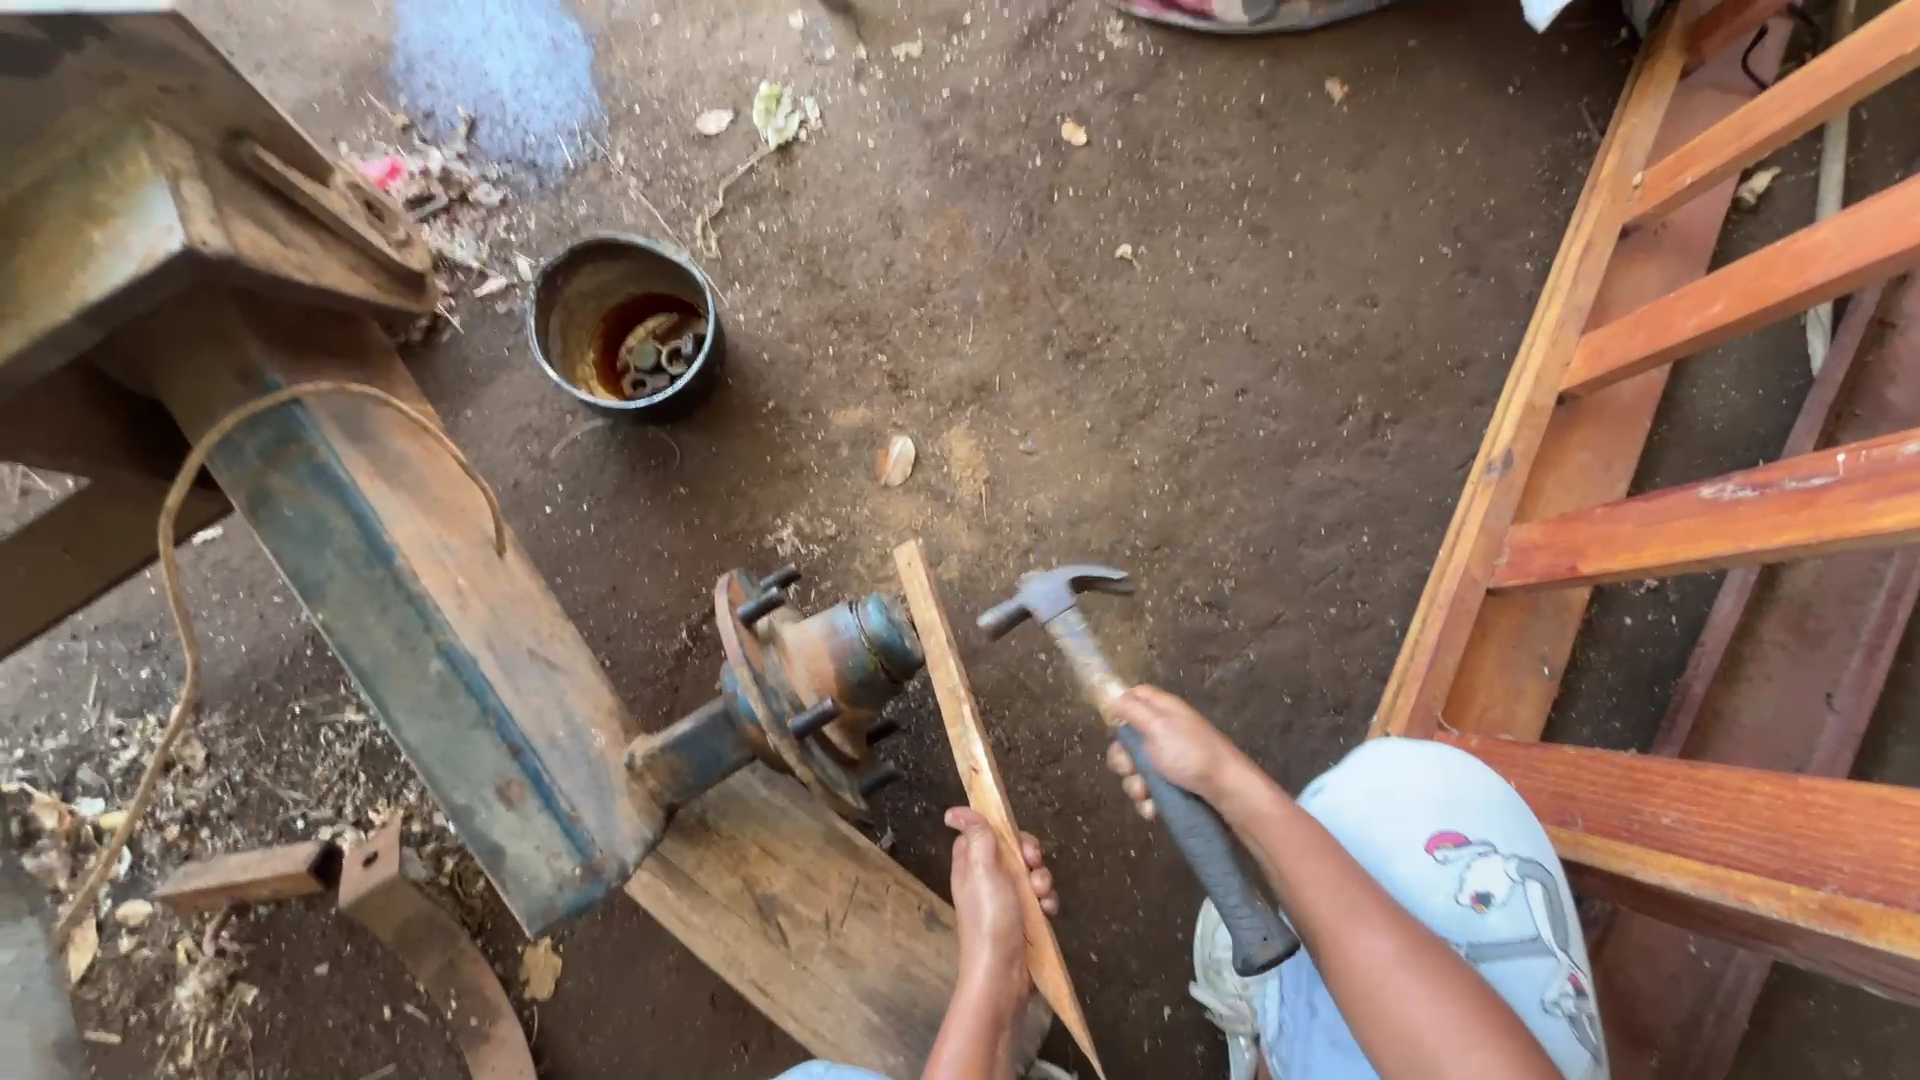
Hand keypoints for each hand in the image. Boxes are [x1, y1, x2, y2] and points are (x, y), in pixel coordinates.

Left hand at [945, 807, 1055, 1000]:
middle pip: (1014, 850)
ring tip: (1041, 897)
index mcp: (971, 864)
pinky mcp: (1024, 917)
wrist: (1002, 975)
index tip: (1016, 840)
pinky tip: (1047, 912)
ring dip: (1042, 880)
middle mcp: (987, 878)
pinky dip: (1047, 902)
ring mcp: (1006, 898)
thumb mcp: (982, 869)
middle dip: (1030, 856)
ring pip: (1031, 873)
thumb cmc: (989, 917)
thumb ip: (977, 835)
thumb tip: (954, 811)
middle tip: (1032, 866)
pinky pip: (1041, 898)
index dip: (1004, 831)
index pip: (987, 832)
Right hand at [1106, 685, 1251, 816]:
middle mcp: (1163, 733)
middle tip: (1130, 769)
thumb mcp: (1158, 726)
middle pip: (1128, 739)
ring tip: (1145, 793)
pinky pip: (1148, 790)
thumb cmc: (1190, 753)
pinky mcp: (1172, 785)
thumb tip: (1112, 695)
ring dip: (1134, 784)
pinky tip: (1153, 808)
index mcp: (1162, 711)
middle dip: (1123, 759)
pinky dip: (1147, 800)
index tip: (1112, 725)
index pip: (1136, 697)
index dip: (1121, 708)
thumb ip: (1132, 710)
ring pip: (1135, 770)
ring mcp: (1168, 761)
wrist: (1226, 791)